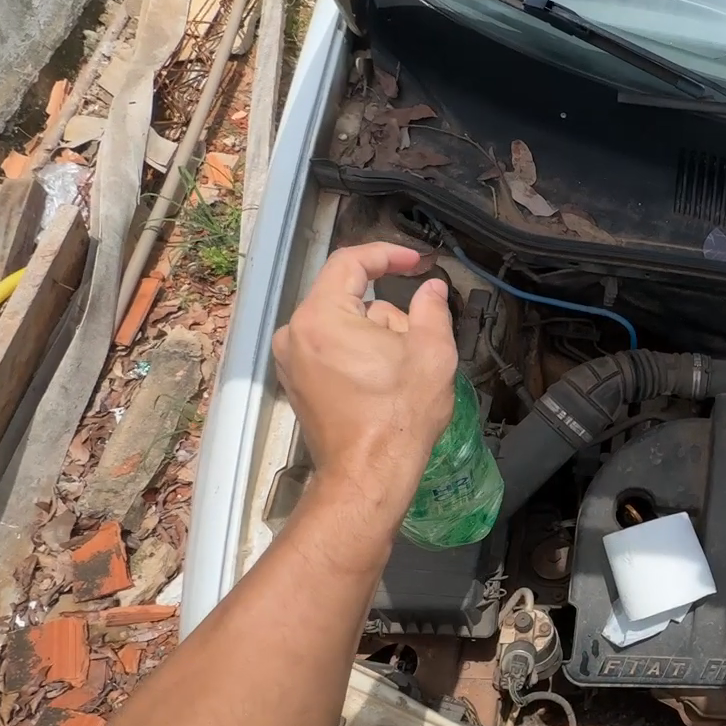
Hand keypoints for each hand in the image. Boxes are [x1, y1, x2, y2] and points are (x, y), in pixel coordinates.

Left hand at [272, 242, 455, 514]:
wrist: (370, 470)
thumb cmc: (401, 412)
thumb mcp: (433, 353)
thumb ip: (433, 310)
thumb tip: (431, 288)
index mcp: (322, 317)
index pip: (351, 264)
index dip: (388, 255)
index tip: (419, 262)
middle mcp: (295, 333)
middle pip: (352, 300)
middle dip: (391, 316)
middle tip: (422, 346)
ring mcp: (291, 360)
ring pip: (345, 327)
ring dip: (378, 338)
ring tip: (405, 373)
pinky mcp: (297, 382)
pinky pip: (333, 350)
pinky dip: (361, 355)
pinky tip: (385, 384)